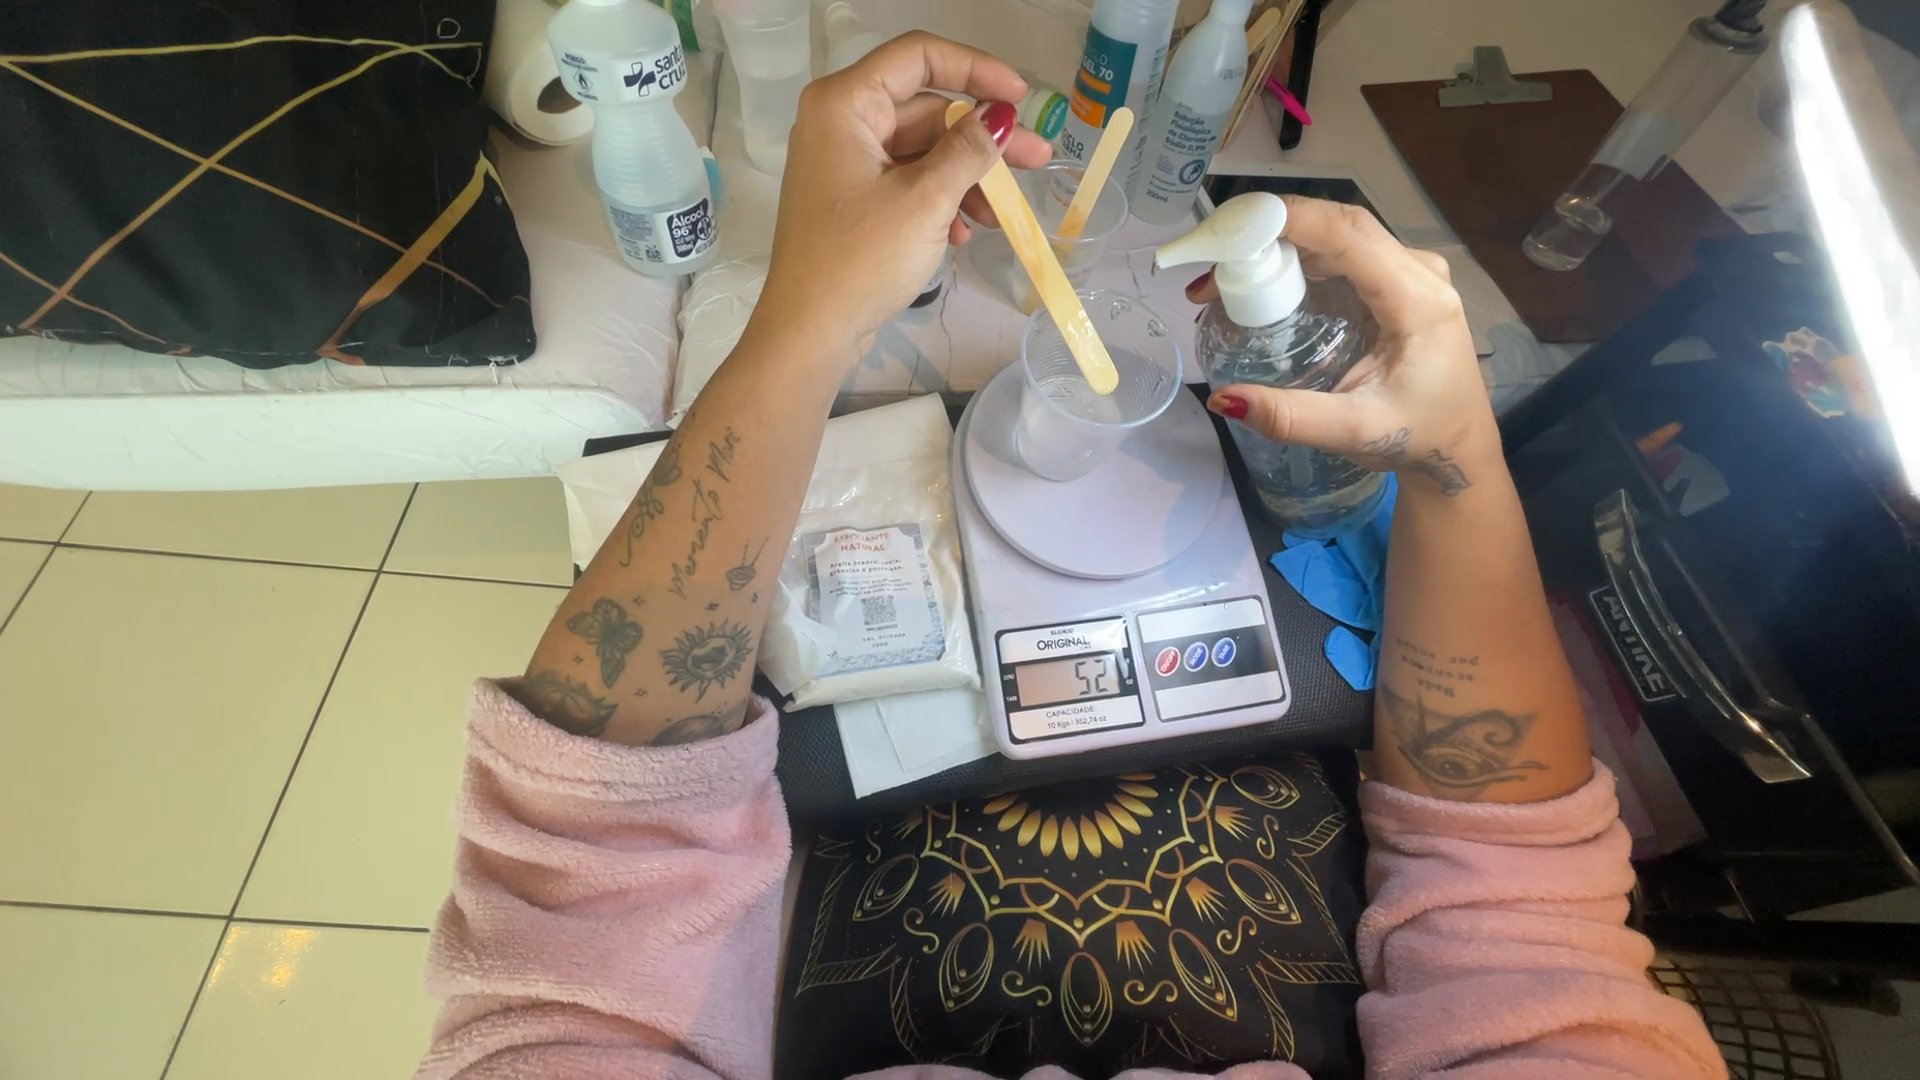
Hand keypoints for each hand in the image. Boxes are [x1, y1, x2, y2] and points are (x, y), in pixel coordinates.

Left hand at [757, 32, 1054, 350]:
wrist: (811, 331)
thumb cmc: (861, 259)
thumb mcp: (924, 200)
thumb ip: (968, 151)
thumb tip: (1001, 118)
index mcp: (845, 104)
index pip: (920, 57)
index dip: (977, 69)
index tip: (1021, 97)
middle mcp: (841, 126)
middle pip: (926, 113)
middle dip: (982, 141)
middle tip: (1037, 162)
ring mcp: (846, 170)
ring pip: (921, 156)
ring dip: (966, 181)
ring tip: (1001, 216)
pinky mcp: (854, 208)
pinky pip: (907, 188)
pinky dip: (939, 206)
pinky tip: (964, 236)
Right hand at [1195, 198, 1497, 497]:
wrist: (1455, 442)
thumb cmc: (1416, 434)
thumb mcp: (1353, 432)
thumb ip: (1288, 417)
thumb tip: (1222, 399)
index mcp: (1417, 298)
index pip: (1350, 234)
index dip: (1291, 219)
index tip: (1231, 230)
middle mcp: (1414, 271)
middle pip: (1335, 228)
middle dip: (1268, 236)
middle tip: (1210, 269)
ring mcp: (1401, 272)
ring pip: (1331, 239)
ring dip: (1274, 249)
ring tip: (1219, 282)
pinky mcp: (1386, 283)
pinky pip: (1333, 257)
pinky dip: (1289, 263)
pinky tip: (1254, 286)